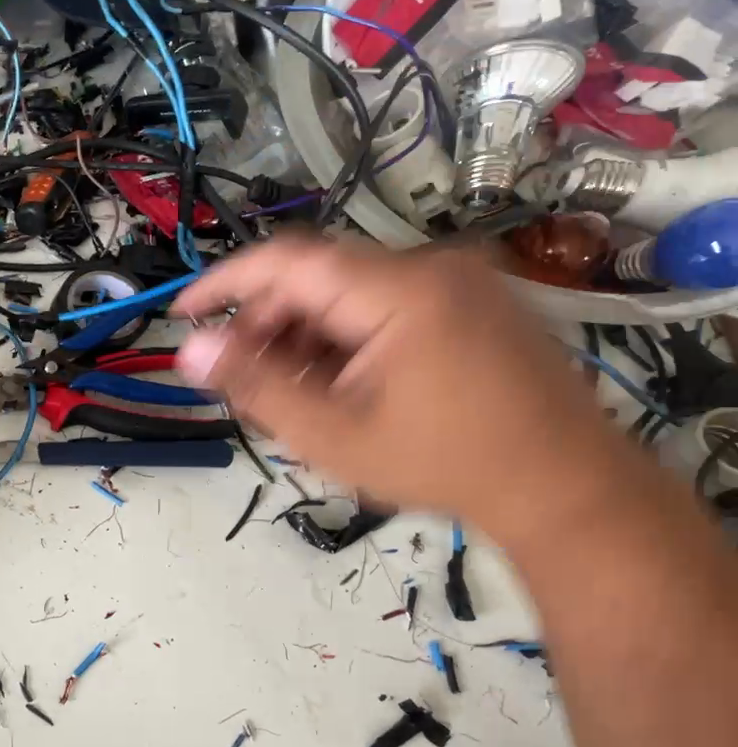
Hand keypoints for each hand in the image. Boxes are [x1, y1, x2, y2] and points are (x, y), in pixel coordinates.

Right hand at [171, 236, 626, 539]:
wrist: (563, 486)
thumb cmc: (440, 462)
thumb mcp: (328, 432)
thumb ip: (253, 384)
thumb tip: (190, 349)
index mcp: (399, 291)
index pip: (287, 260)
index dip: (224, 282)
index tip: (182, 314)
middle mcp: (432, 269)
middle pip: (316, 276)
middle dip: (263, 321)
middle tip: (238, 375)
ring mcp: (458, 284)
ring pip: (346, 292)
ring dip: (300, 334)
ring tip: (286, 390)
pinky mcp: (471, 304)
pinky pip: (381, 304)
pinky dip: (340, 337)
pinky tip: (331, 383)